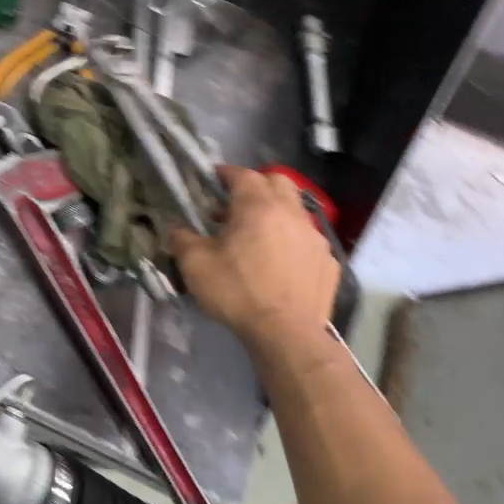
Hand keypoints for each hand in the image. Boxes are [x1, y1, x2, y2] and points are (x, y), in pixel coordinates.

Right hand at [170, 165, 338, 346]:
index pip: (244, 175)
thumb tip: (176, 225)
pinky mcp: (327, 261)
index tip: (211, 177)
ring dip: (273, 211)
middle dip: (255, 185)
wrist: (285, 331)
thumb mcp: (194, 263)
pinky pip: (306, 238)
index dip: (225, 172)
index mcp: (258, 209)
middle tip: (232, 201)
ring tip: (252, 233)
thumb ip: (181, 237)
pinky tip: (276, 259)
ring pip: (294, 210)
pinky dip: (288, 238)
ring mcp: (314, 238)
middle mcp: (291, 215)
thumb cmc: (236, 290)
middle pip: (278, 183)